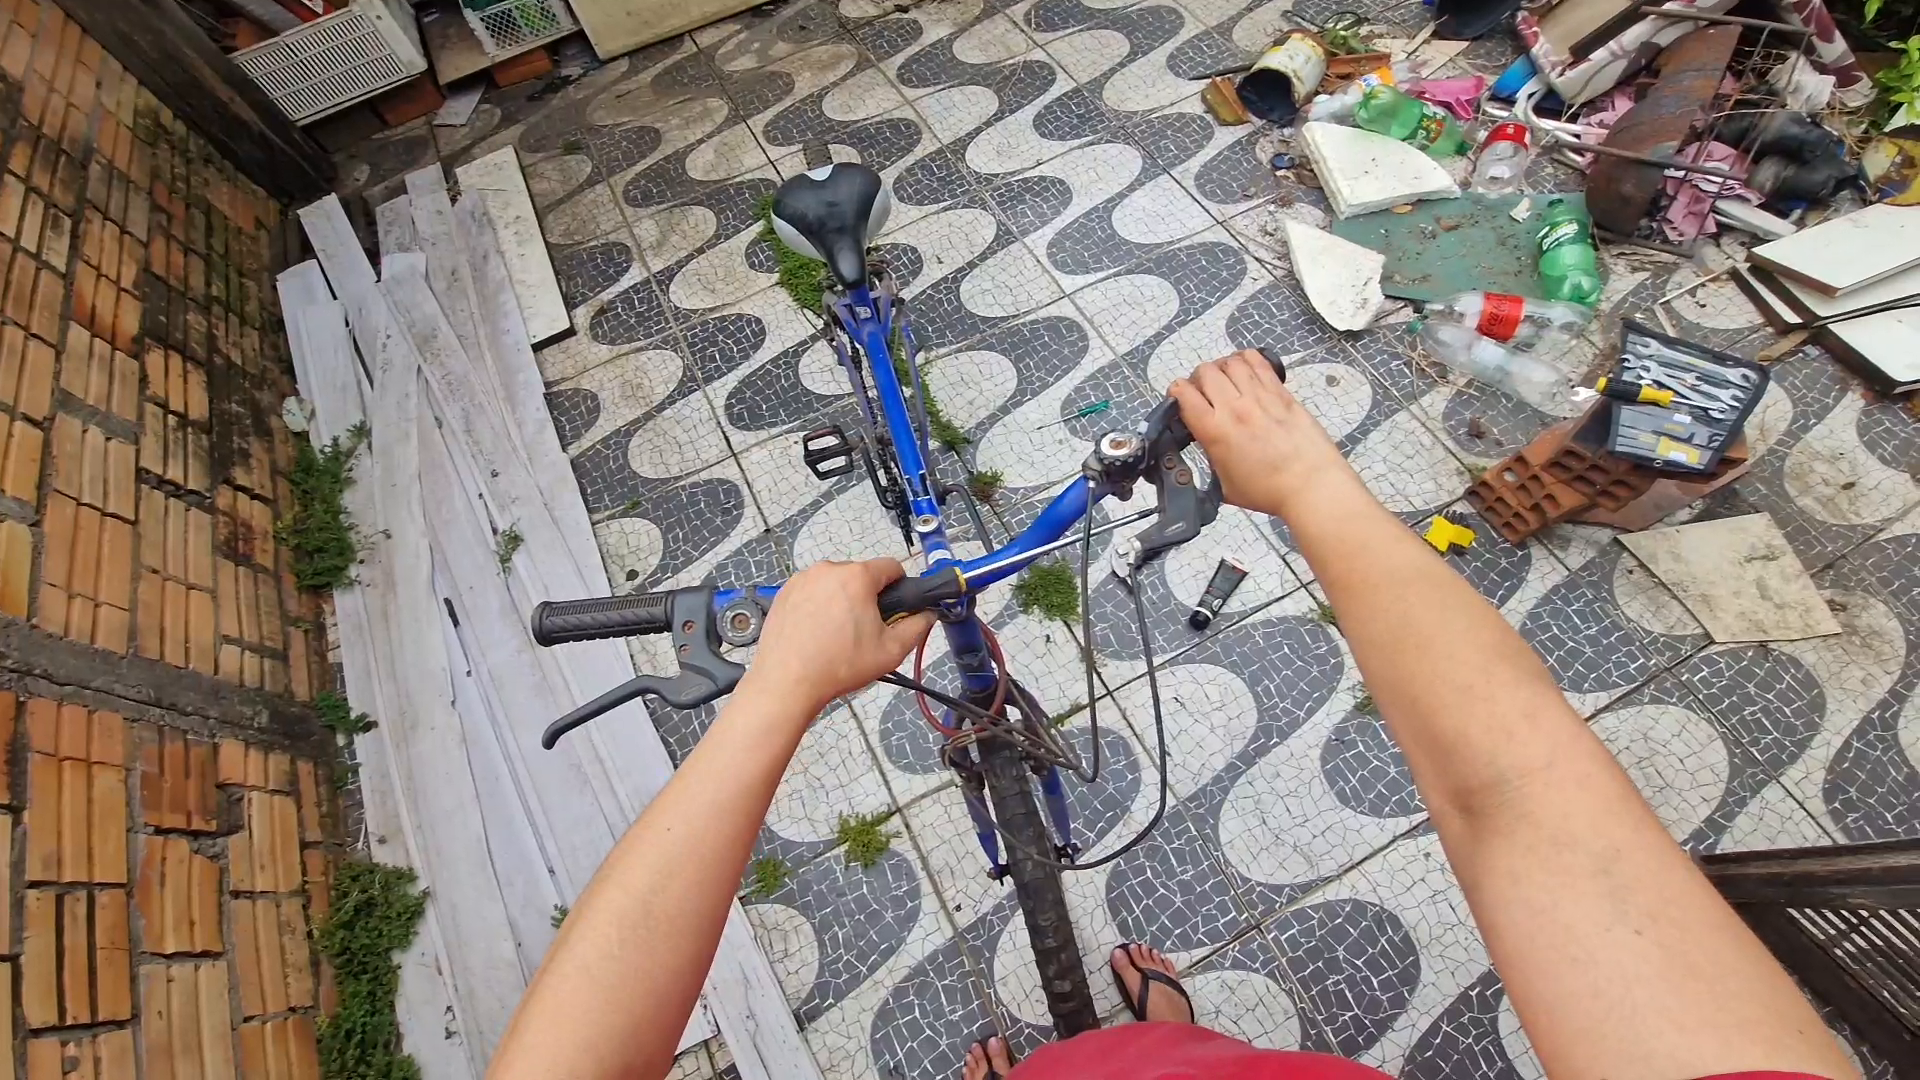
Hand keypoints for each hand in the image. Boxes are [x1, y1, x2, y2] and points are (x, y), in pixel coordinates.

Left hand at [743, 558, 936, 713]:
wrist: (786, 682)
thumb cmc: (840, 665)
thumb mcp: (890, 651)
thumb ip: (917, 628)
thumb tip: (928, 615)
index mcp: (857, 576)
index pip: (891, 566)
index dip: (900, 586)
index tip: (896, 609)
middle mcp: (829, 569)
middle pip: (861, 575)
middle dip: (868, 596)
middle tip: (866, 630)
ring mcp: (802, 578)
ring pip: (835, 583)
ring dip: (842, 599)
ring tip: (838, 634)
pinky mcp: (784, 592)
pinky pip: (812, 591)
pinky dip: (818, 605)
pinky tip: (816, 632)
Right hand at [1168, 350, 1357, 519]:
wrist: (1309, 485)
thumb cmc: (1267, 491)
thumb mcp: (1223, 484)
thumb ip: (1210, 460)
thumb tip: (1207, 447)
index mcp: (1214, 430)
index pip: (1184, 394)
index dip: (1176, 393)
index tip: (1179, 401)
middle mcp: (1234, 407)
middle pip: (1205, 371)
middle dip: (1198, 379)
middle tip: (1203, 392)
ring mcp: (1259, 396)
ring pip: (1231, 362)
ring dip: (1221, 368)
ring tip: (1225, 381)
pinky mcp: (1281, 393)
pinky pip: (1258, 362)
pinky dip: (1246, 360)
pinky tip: (1246, 372)